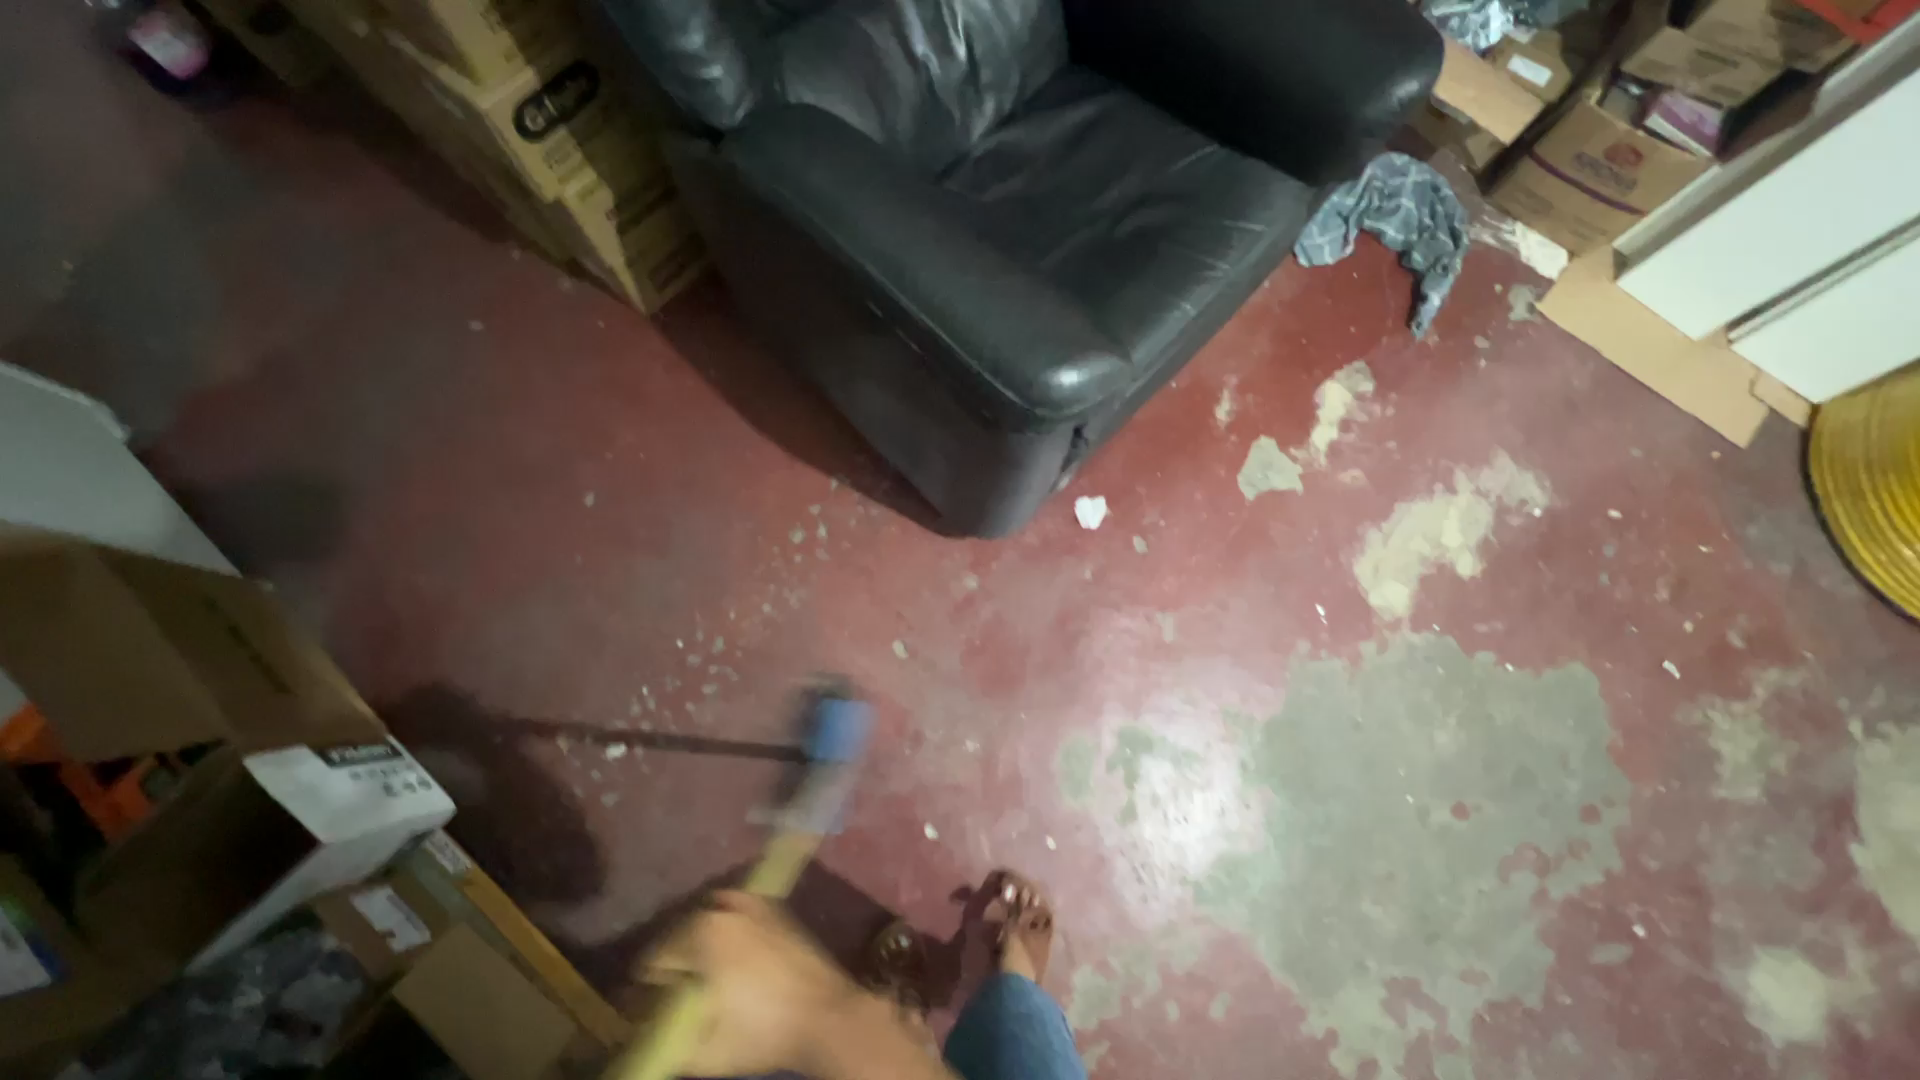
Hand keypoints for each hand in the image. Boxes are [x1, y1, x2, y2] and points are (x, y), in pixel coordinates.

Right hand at [639, 890, 864, 1076]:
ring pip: (711, 917)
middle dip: (672, 960)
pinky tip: (727, 946)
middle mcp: (725, 910)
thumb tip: (654, 1041)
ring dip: (697, 940)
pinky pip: (739, 908)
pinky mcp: (778, 911)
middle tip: (668, 990)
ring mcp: (755, 906)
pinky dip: (726, 922)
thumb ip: (671, 1046)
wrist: (827, 1016)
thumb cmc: (764, 1033)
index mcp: (702, 936)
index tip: (641, 1006)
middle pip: (682, 933)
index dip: (644, 986)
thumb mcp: (707, 1054)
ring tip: (696, 971)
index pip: (656, 957)